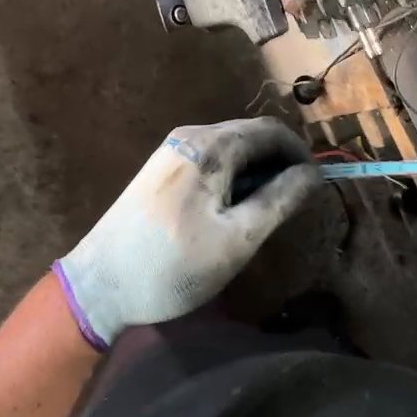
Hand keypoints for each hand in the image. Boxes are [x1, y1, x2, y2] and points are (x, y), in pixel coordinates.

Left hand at [54, 117, 320, 347]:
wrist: (97, 286)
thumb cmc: (172, 264)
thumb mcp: (237, 239)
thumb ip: (279, 200)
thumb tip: (314, 174)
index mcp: (211, 145)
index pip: (272, 130)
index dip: (301, 153)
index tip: (318, 186)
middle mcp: (191, 135)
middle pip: (251, 135)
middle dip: (280, 163)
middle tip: (295, 204)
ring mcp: (172, 150)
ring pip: (231, 149)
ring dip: (257, 172)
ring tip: (267, 212)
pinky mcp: (161, 169)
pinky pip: (211, 160)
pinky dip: (233, 177)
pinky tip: (232, 211)